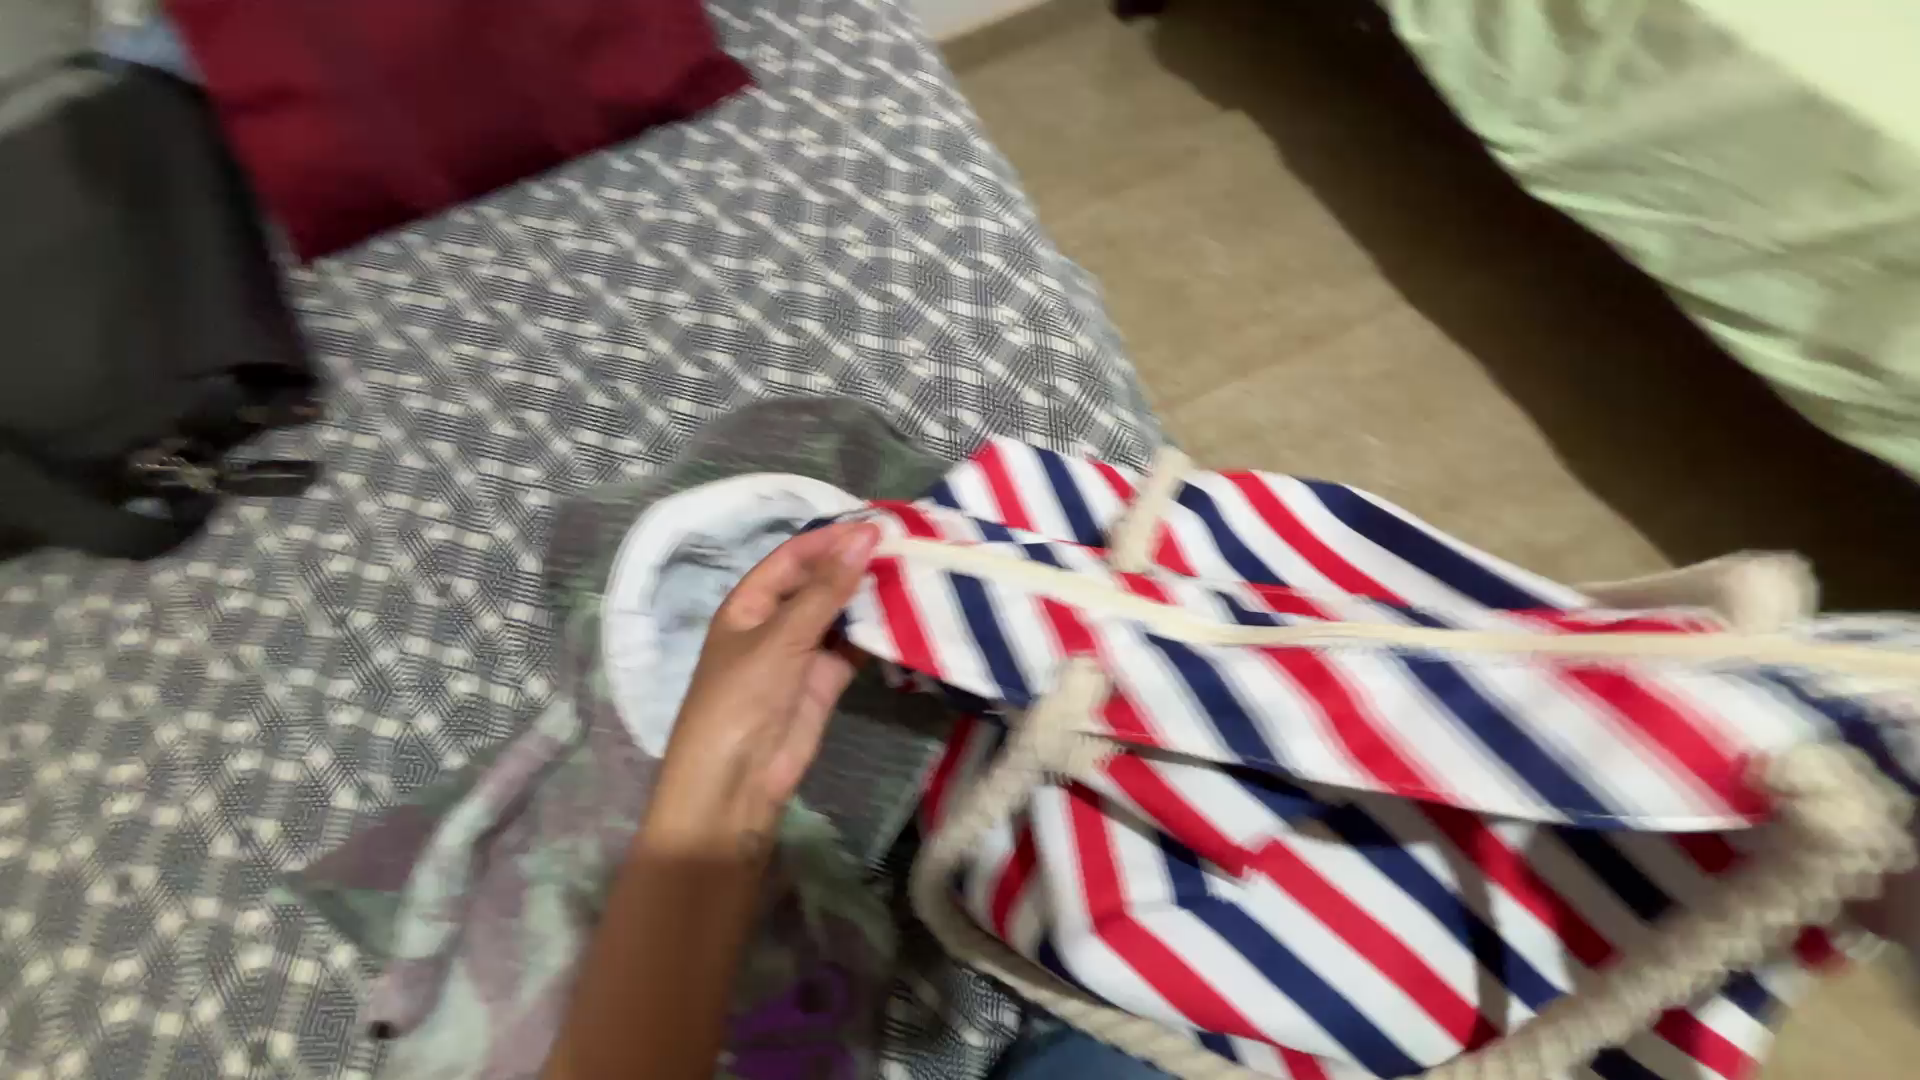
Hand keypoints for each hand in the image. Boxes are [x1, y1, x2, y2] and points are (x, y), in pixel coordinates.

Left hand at [643, 521, 880, 857]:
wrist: (736, 780)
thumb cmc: (743, 696)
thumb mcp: (782, 636)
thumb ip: (827, 590)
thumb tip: (865, 537)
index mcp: (750, 602)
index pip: (794, 558)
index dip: (831, 540)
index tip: (876, 528)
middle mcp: (776, 621)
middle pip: (820, 583)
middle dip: (855, 565)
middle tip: (904, 549)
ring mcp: (802, 652)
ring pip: (841, 614)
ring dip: (869, 598)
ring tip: (911, 576)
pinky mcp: (825, 680)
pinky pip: (853, 647)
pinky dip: (876, 634)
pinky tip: (905, 617)